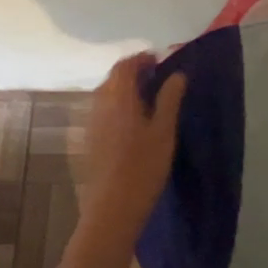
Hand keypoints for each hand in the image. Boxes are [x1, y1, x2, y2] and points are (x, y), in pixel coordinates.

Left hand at [81, 54, 186, 232]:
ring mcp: (92, 122)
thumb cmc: (143, 167)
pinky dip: (118, 105)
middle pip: (114, 77)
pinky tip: (133, 122)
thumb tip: (177, 74)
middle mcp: (100, 103)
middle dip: (133, 72)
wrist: (112, 208)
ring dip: (125, 89)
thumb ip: (170, 99)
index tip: (160, 62)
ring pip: (107, 93)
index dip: (141, 59)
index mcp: (118, 96)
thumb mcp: (164, 131)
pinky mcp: (90, 139)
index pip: (125, 65)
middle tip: (157, 79)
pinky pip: (103, 110)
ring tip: (148, 100)